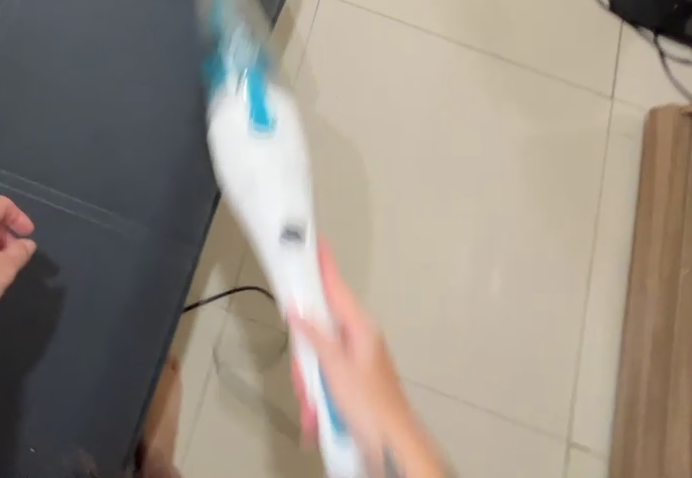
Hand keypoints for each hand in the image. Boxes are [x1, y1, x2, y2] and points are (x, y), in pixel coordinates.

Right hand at [288, 242, 448, 477]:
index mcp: (358, 327)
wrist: (394, 450)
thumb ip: (315, 337)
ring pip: (317, 360)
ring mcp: (354, 362)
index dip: (323, 264)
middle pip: (317, 330)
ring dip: (310, 387)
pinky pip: (324, 381)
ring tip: (315, 411)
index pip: (335, 286)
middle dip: (305, 360)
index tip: (314, 241)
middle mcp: (356, 339)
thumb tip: (297, 309)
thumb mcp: (336, 368)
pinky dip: (317, 400)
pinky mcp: (351, 384)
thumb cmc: (371, 405)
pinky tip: (317, 421)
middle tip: (305, 381)